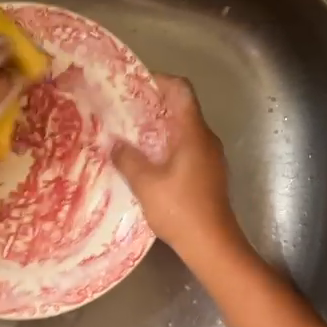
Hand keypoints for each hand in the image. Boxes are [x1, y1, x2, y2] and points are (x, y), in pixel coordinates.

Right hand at [111, 75, 244, 257]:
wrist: (212, 245)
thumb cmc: (180, 210)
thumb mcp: (145, 184)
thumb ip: (128, 159)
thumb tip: (114, 143)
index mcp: (193, 133)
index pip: (181, 90)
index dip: (159, 81)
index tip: (133, 84)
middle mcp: (206, 139)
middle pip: (181, 109)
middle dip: (152, 106)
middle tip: (123, 111)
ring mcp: (210, 157)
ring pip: (182, 131)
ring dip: (157, 129)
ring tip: (128, 136)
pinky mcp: (208, 174)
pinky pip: (185, 149)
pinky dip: (165, 147)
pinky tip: (145, 162)